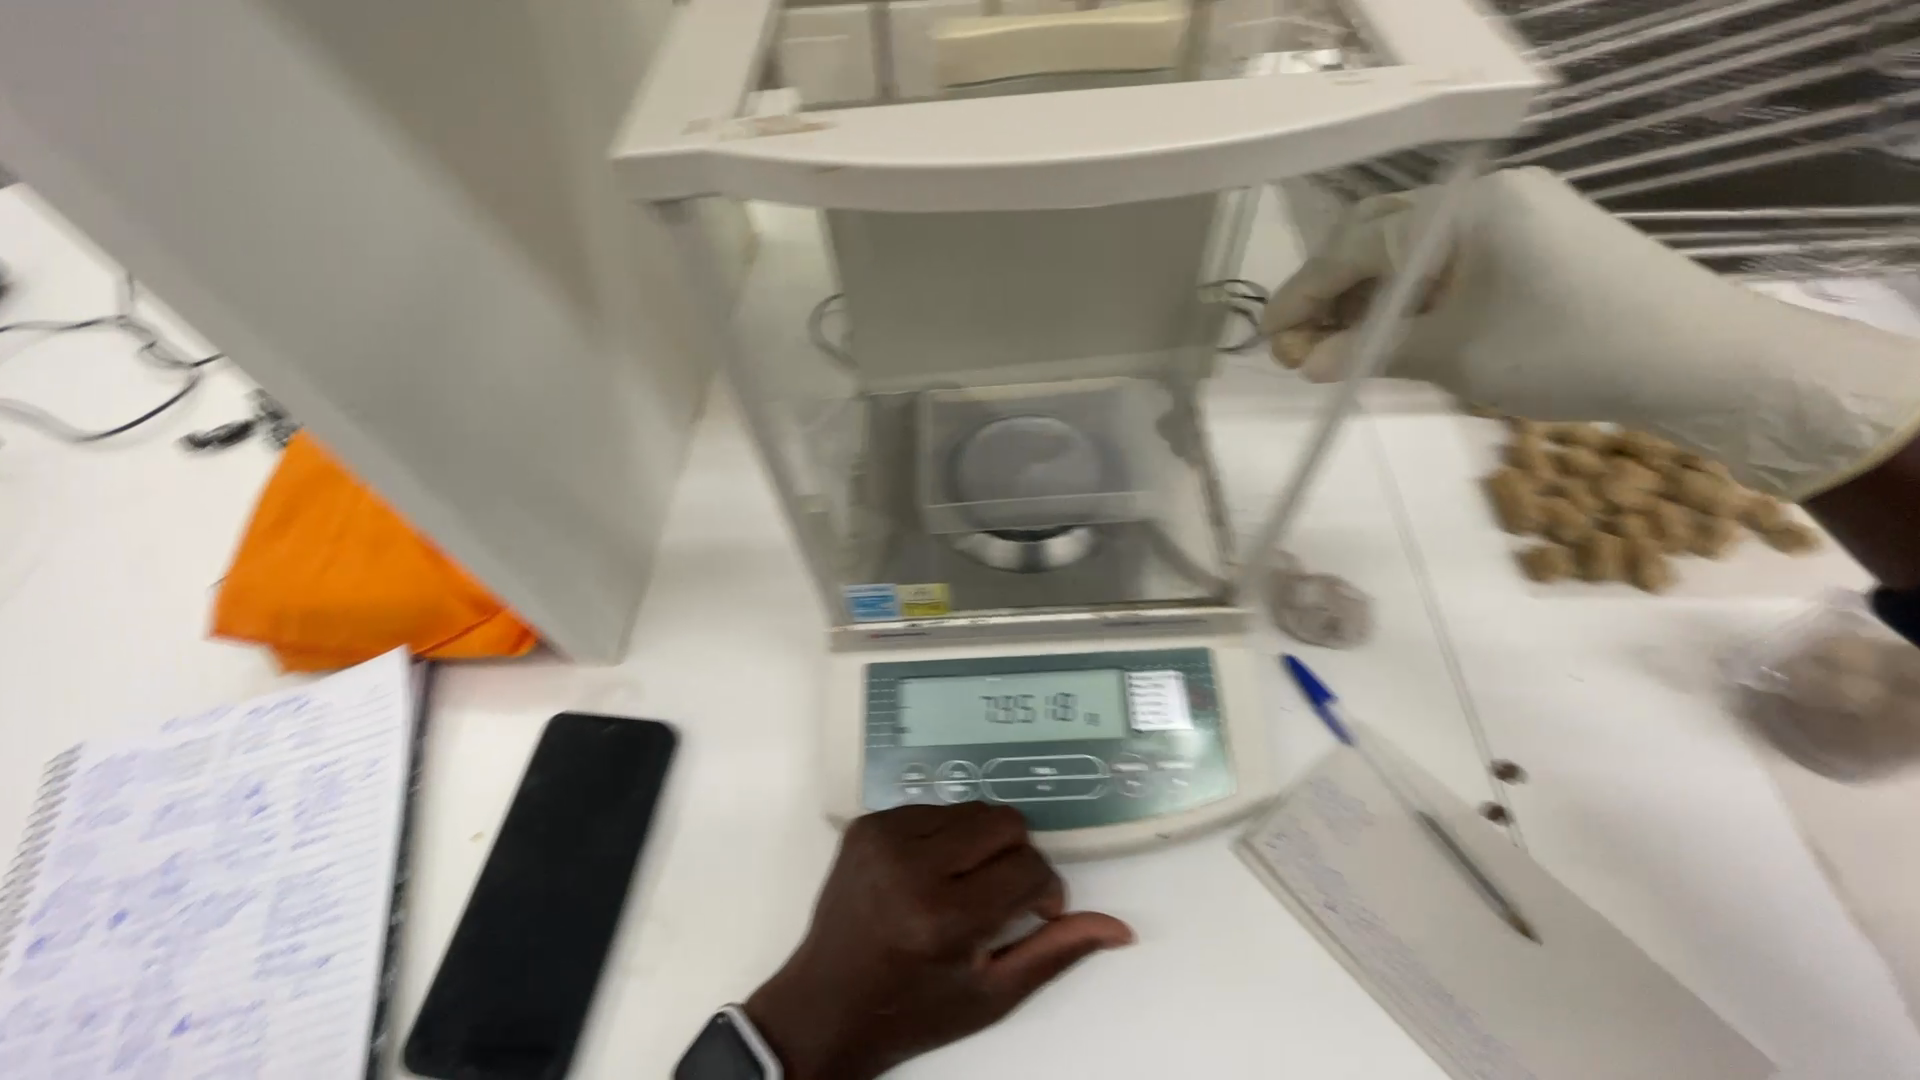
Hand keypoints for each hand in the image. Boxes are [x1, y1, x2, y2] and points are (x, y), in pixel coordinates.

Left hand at [744, 804, 1131, 1079]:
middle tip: (999, 895)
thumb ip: (1056, 952)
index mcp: (943, 917)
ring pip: (971, 809)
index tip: (1034, 912)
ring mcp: (882, 837)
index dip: (1044, 891)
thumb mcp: (991, 993)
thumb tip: (1118, 927)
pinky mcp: (865, 824)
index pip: (1028, 868)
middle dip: (1016, 856)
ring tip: (963, 885)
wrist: (826, 1005)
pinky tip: (933, 871)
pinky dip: (946, 835)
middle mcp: (910, 865)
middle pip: (1003, 822)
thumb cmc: (914, 1008)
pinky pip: (933, 807)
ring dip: (981, 843)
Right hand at [1261, 167, 1919, 501]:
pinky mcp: (1530, 244)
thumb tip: (1310, 364)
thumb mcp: (1455, 356)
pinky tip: (1391, 337)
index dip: (1302, 296)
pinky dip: (1408, 301)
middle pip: (1374, 240)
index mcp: (1463, 212)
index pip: (1354, 249)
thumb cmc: (1568, 351)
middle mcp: (1483, 200)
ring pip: (1407, 254)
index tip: (1269, 341)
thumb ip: (1372, 352)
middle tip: (1304, 351)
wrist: (1701, 360)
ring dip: (1366, 301)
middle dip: (1329, 295)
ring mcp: (1511, 218)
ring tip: (1340, 353)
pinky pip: (1445, 265)